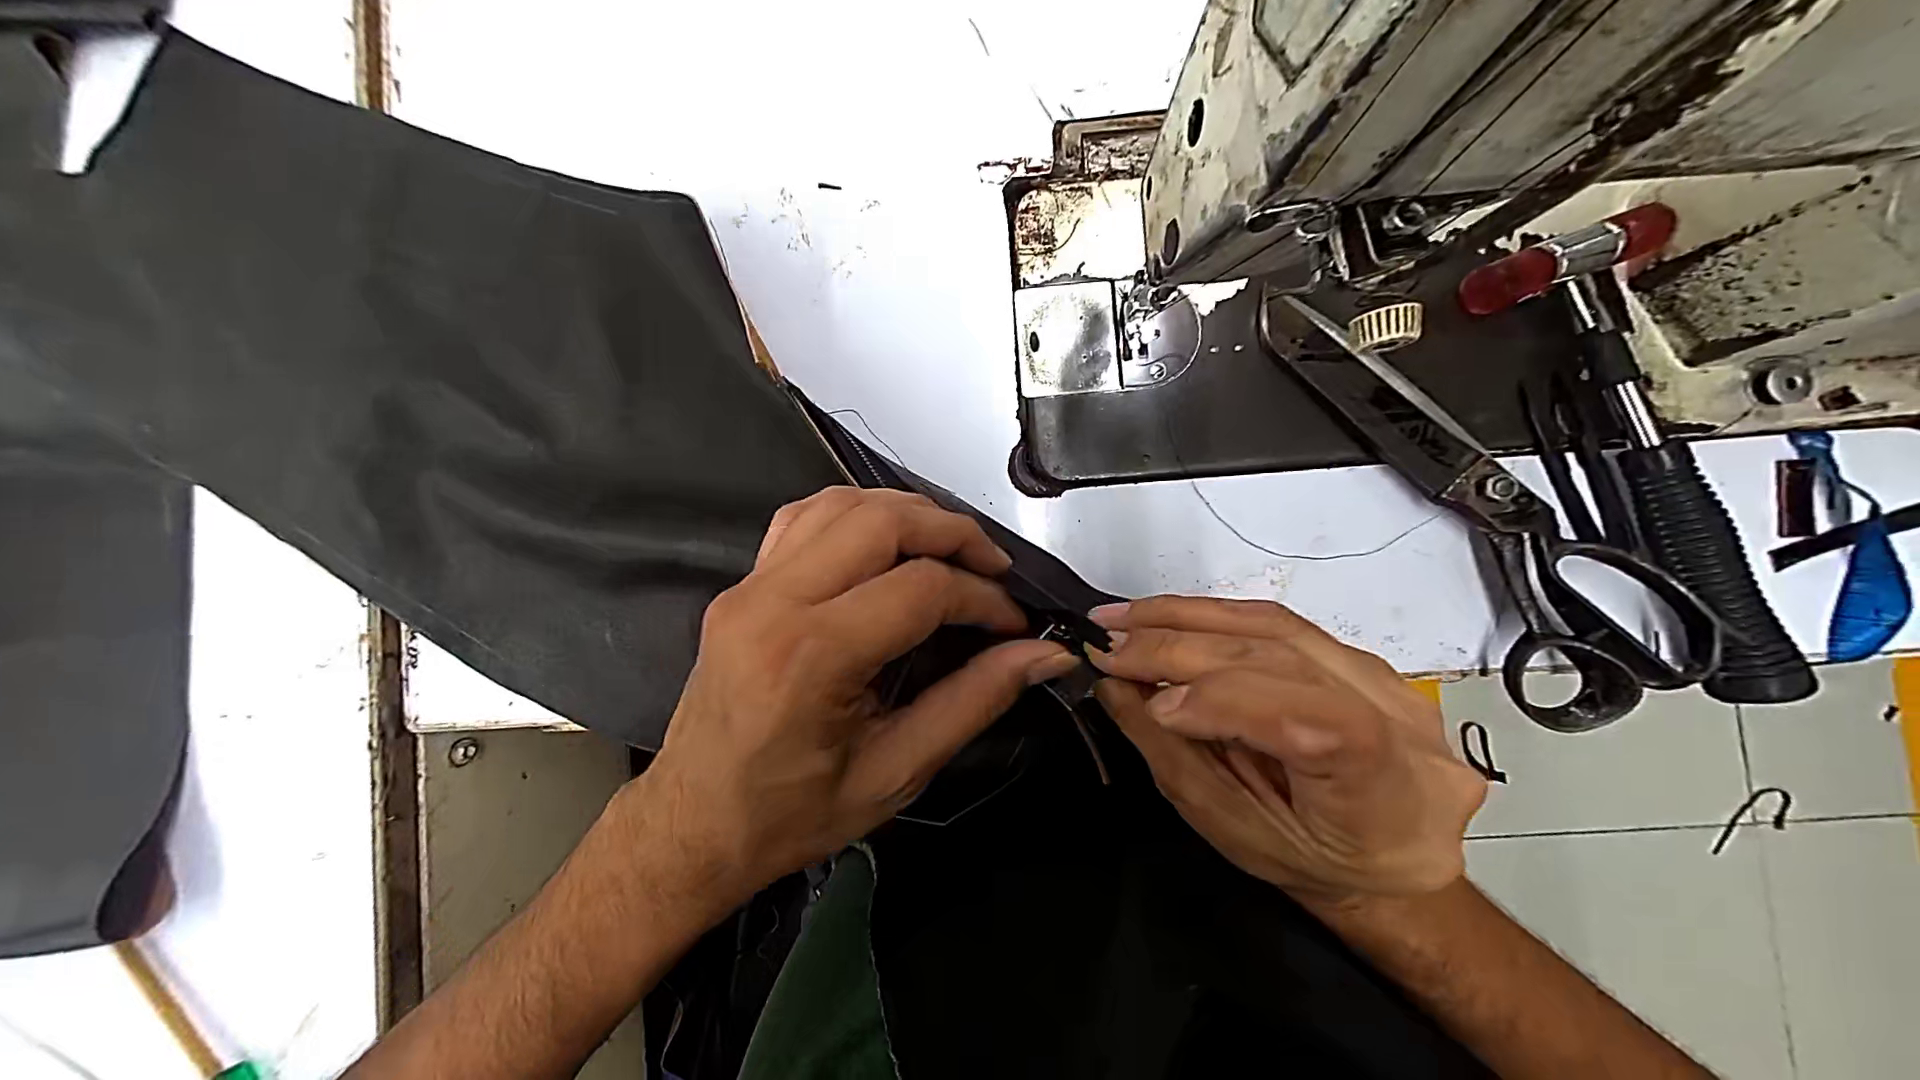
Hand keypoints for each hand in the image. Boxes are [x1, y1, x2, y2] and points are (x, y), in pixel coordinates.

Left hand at [634, 487, 1078, 911]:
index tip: (1012, 624)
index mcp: (810, 657)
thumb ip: (975, 700)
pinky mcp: (742, 585)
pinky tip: (884, 541)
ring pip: (841, 504)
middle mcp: (773, 603)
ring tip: (949, 549)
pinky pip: (803, 517)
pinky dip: (856, 514)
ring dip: (908, 513)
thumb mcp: (898, 770)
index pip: (920, 588)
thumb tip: (1043, 655)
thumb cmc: (791, 814)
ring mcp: (749, 586)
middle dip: (953, 533)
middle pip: (882, 521)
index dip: (982, 598)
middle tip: (993, 568)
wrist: (695, 824)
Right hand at [1088, 596, 1484, 904]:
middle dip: (1179, 646)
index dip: (1222, 700)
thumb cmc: (1307, 859)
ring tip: (1122, 618)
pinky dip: (1209, 615)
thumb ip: (1170, 752)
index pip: (1308, 720)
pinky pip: (1275, 621)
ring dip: (1184, 616)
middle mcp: (1397, 718)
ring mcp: (1381, 677)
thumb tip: (1115, 686)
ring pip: (1272, 623)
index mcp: (1385, 789)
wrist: (1382, 849)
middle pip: (1280, 656)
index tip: (1149, 702)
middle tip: (1105, 644)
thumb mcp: (1230, 824)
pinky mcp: (1353, 654)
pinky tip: (1164, 617)